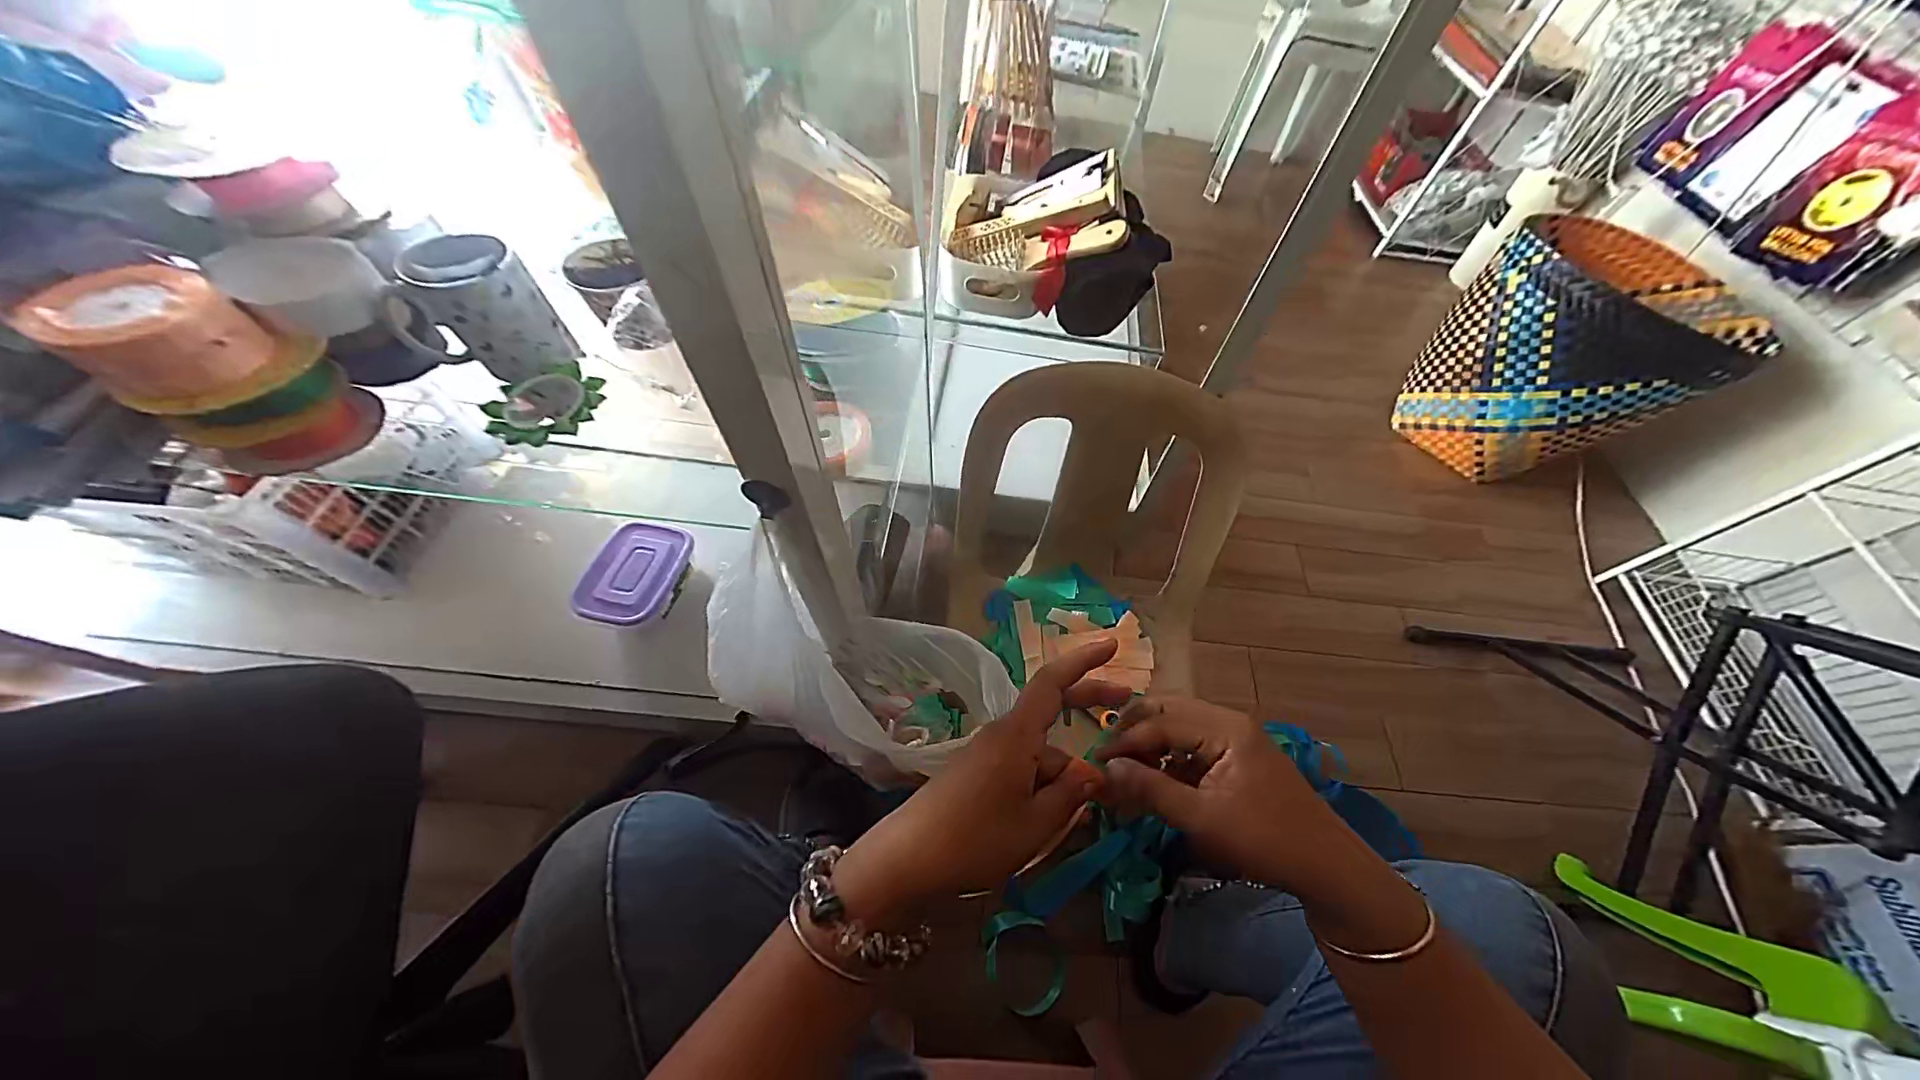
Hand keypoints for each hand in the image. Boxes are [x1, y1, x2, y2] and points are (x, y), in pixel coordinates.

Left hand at [833, 641, 1131, 923]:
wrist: (907, 859)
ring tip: (1078, 817)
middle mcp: (1001, 735)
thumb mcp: (1035, 823)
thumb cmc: (976, 838)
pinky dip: (1042, 786)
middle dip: (1086, 706)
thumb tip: (1093, 773)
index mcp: (1017, 735)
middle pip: (1049, 712)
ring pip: (1038, 754)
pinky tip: (1050, 820)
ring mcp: (986, 754)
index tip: (1111, 645)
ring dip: (1063, 775)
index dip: (1083, 661)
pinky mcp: (976, 775)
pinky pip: (1021, 769)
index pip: (1053, 683)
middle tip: (1125, 707)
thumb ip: (1069, 795)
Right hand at [1094, 697, 1352, 892]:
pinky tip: (1155, 781)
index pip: (1160, 722)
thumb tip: (1106, 769)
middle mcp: (1229, 721)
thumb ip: (1150, 789)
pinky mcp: (1238, 757)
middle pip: (1168, 711)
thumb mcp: (1201, 817)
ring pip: (1179, 726)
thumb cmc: (1263, 840)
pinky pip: (1193, 744)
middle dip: (1134, 731)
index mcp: (1224, 728)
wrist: (1327, 868)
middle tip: (1107, 756)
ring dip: (1150, 744)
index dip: (1124, 742)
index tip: (1096, 763)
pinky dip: (1169, 758)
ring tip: (1126, 770)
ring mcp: (1236, 737)